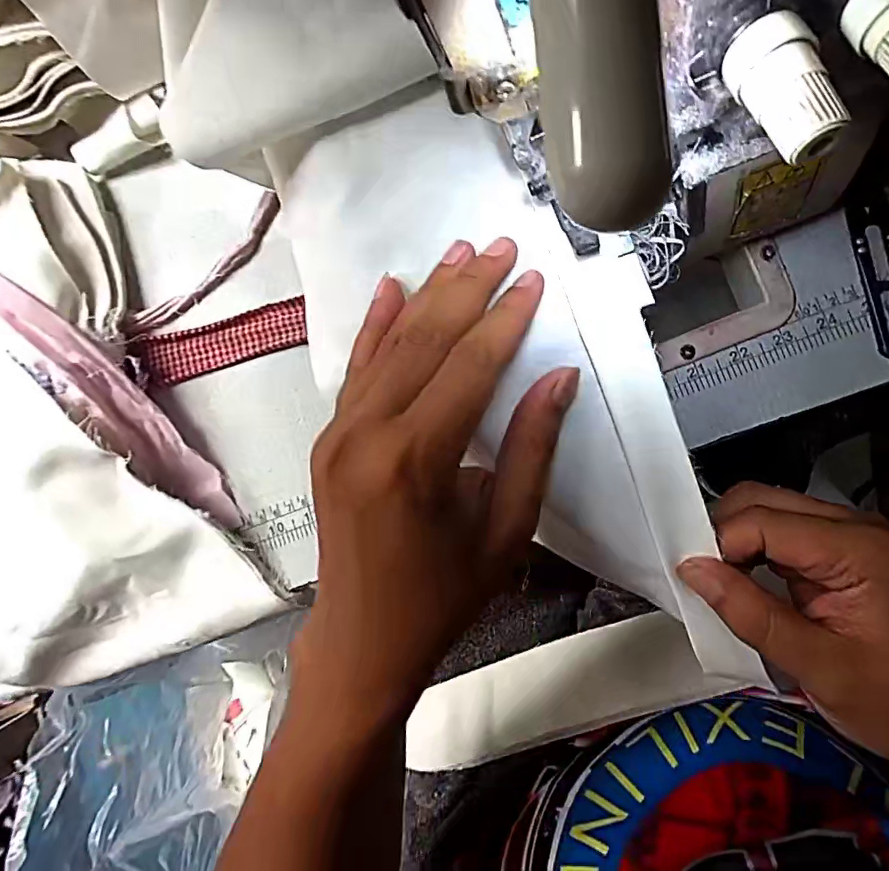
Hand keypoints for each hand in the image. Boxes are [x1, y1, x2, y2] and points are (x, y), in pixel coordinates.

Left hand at [295, 237, 578, 720]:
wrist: (360, 640)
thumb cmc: (443, 596)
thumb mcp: (506, 532)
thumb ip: (532, 448)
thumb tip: (558, 377)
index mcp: (415, 460)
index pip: (470, 367)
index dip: (505, 320)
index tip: (532, 281)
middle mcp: (368, 434)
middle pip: (427, 340)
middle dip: (469, 288)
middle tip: (502, 247)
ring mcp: (339, 432)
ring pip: (391, 345)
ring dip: (429, 294)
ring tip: (461, 252)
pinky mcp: (329, 437)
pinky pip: (355, 368)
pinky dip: (375, 324)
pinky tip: (391, 287)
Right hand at [676, 483, 888, 788]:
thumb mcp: (818, 667)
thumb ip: (751, 613)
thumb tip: (691, 569)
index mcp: (860, 548)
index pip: (764, 521)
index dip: (720, 545)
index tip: (695, 582)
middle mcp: (855, 525)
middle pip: (763, 500)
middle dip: (723, 535)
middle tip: (702, 580)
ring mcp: (850, 532)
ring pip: (767, 509)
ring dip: (735, 541)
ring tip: (719, 583)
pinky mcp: (840, 547)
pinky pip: (780, 530)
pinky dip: (752, 550)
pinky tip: (742, 580)